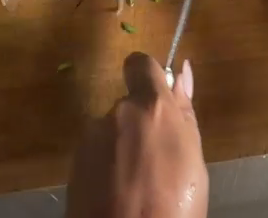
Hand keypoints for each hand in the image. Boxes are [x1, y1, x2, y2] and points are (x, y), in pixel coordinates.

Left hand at [66, 52, 207, 217]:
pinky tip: (118, 197)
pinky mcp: (74, 165)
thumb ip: (184, 111)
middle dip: (140, 126)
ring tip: (138, 187)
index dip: (149, 77)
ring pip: (111, 133)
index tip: (158, 101)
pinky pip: (96, 156)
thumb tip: (182, 70)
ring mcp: (91, 138)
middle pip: (129, 106)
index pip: (141, 64)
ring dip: (122, 150)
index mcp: (150, 105)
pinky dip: (106, 170)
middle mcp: (117, 112)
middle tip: (157, 163)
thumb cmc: (175, 207)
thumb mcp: (193, 158)